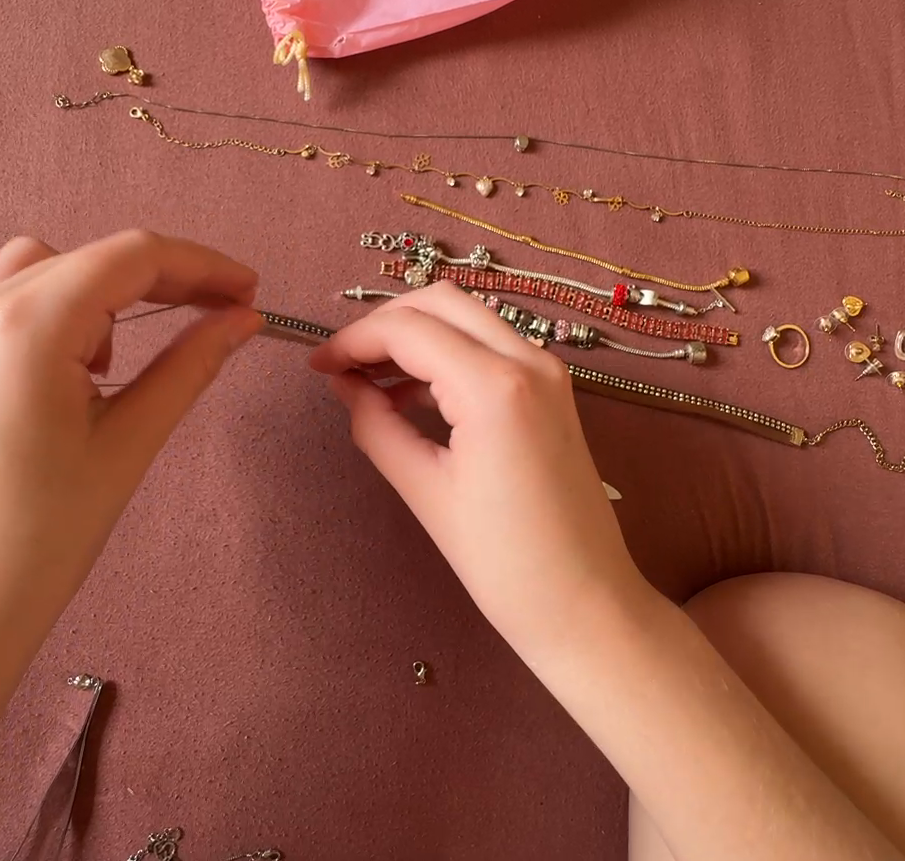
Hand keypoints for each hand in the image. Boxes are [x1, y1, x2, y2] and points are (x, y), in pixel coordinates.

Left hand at [0, 230, 260, 658]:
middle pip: (95, 258)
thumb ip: (192, 363)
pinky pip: (13, 297)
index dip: (202, 264)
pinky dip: (64, 307)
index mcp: (26, 325)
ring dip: (110, 288)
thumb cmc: (45, 537)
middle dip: (166, 277)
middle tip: (225, 309)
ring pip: (50, 266)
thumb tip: (244, 317)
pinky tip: (82, 365)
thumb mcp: (131, 441)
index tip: (251, 290)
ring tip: (138, 350)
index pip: (132, 257)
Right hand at [307, 281, 648, 645]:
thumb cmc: (503, 562)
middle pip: (440, 302)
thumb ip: (376, 426)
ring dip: (416, 334)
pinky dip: (447, 352)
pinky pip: (490, 346)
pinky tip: (412, 392)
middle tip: (344, 364)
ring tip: (370, 380)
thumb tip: (345, 385)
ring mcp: (548, 371)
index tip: (318, 365)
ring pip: (467, 317)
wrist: (586, 603)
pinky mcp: (553, 389)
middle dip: (384, 323)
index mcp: (495, 386)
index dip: (353, 341)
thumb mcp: (426, 491)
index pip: (408, 330)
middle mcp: (528, 359)